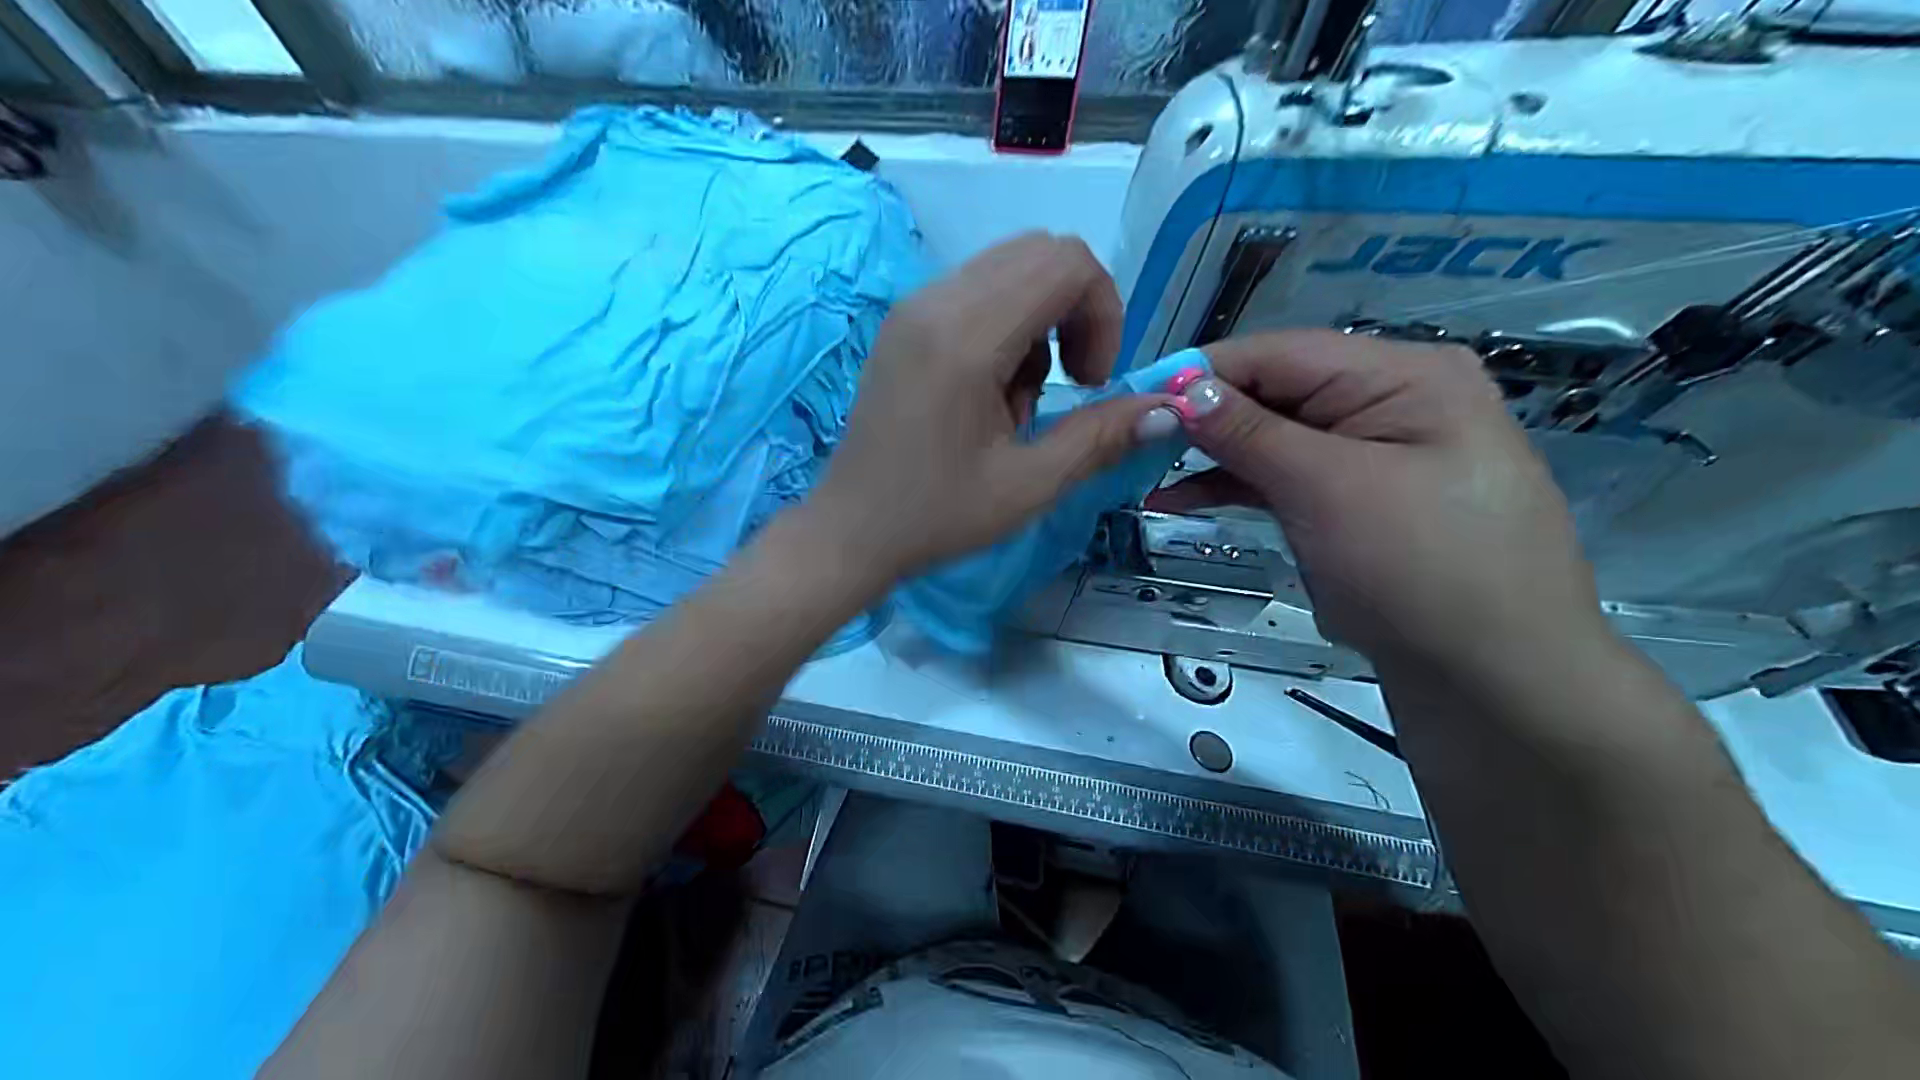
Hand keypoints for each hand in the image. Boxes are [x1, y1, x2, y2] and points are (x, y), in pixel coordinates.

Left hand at [803, 233, 1172, 581]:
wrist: (850, 530)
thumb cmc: (936, 516)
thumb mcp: (1028, 486)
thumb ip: (1101, 437)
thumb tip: (1168, 406)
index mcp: (964, 337)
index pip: (1065, 262)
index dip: (1103, 312)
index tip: (1092, 381)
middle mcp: (934, 302)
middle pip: (1040, 254)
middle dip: (1077, 311)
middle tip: (1072, 383)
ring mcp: (912, 307)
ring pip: (1009, 270)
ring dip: (1039, 324)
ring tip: (1018, 401)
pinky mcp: (904, 323)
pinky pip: (976, 292)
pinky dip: (1005, 328)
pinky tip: (989, 392)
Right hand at [1152, 330, 1605, 672]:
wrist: (1494, 679)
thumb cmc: (1420, 568)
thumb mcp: (1327, 489)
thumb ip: (1250, 433)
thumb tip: (1180, 389)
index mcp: (1402, 375)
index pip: (1280, 353)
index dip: (1202, 371)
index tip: (1132, 395)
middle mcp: (1390, 401)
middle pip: (1275, 391)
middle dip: (1202, 415)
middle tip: (1131, 441)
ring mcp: (1372, 454)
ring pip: (1273, 436)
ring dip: (1211, 454)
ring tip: (1142, 472)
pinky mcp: (1354, 500)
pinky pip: (1285, 477)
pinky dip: (1235, 486)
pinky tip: (1179, 497)